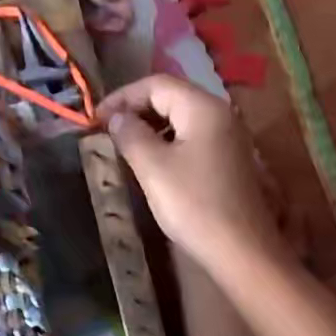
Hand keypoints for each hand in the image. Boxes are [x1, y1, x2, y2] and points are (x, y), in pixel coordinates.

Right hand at [99, 76, 288, 273]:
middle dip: (138, 111)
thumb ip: (130, 134)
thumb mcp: (153, 167)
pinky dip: (172, 146)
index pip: (157, 84)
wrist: (241, 250)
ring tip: (128, 150)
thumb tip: (117, 118)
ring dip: (154, 130)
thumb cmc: (194, 206)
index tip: (95, 119)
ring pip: (185, 122)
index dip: (122, 97)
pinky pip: (197, 143)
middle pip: (174, 99)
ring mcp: (232, 141)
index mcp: (204, 107)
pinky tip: (157, 168)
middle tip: (109, 133)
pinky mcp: (233, 166)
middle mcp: (223, 116)